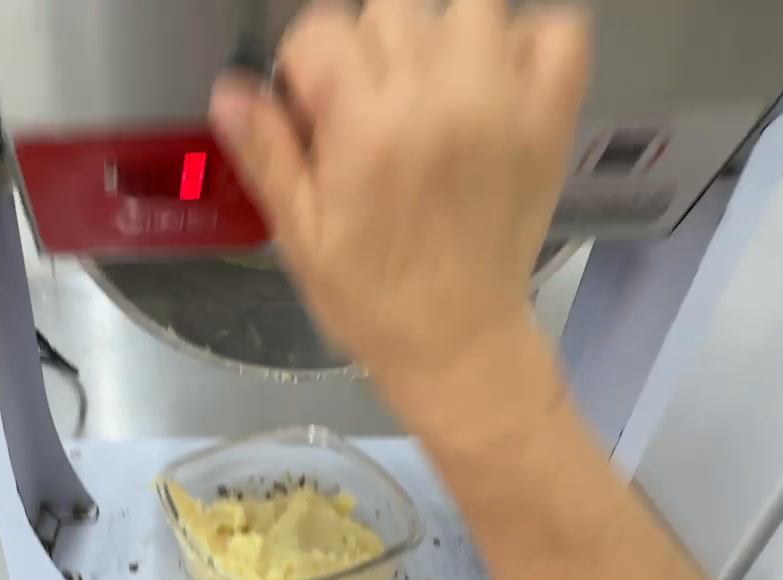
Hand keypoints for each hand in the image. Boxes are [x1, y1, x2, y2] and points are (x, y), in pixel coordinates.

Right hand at [209, 0, 589, 438]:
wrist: (456, 342)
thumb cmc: (368, 300)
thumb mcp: (301, 238)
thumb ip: (267, 156)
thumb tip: (229, 88)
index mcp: (365, 130)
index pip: (319, 32)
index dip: (301, 69)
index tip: (308, 115)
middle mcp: (437, 96)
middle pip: (387, 10)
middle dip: (362, 55)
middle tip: (363, 121)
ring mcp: (504, 99)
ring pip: (465, 5)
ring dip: (434, 41)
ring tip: (424, 98)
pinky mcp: (550, 115)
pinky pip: (553, 28)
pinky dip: (521, 43)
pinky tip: (490, 86)